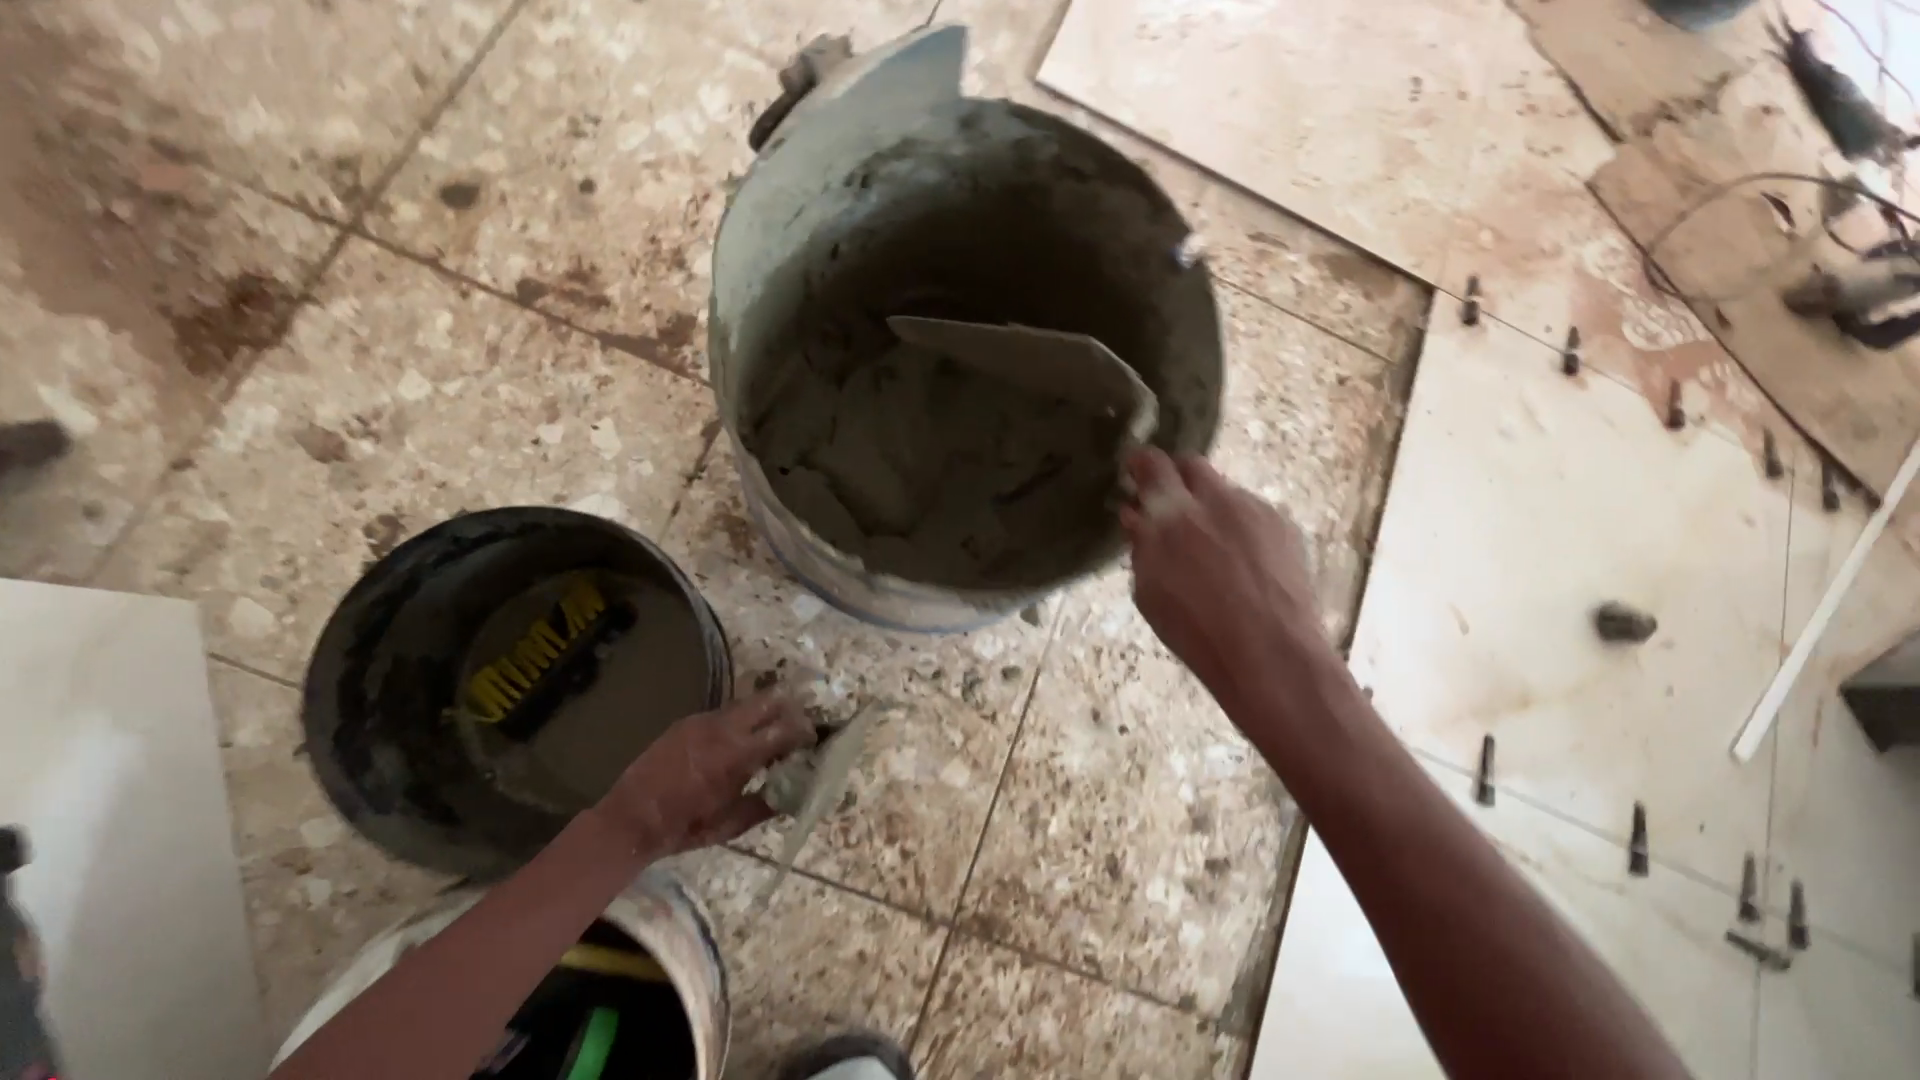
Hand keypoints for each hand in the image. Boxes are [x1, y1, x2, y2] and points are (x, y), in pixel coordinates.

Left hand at [596, 693, 815, 855]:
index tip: (813, 740)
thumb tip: (794, 794)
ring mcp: (703, 721)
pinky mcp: (687, 721)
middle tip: (796, 728)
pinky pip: (723, 713)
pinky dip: (738, 722)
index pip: (786, 728)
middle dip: (790, 709)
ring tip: (767, 735)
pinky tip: (734, 743)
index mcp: (739, 755)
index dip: (806, 731)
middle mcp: (724, 728)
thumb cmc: (684, 827)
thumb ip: (766, 805)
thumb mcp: (731, 824)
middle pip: (770, 699)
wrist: (631, 818)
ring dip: (763, 714)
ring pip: (746, 703)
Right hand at [1121, 449, 1330, 705]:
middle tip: (1171, 510)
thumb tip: (1137, 518)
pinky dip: (1240, 527)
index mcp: (1171, 513)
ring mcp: (1254, 508)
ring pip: (1225, 491)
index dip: (1141, 465)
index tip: (1135, 474)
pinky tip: (1243, 563)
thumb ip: (1142, 547)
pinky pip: (1253, 513)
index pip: (1151, 464)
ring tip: (1211, 548)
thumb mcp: (1149, 592)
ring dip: (1211, 507)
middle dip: (1178, 480)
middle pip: (1192, 465)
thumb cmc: (1195, 630)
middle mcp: (1214, 499)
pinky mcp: (1284, 525)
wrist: (1270, 652)